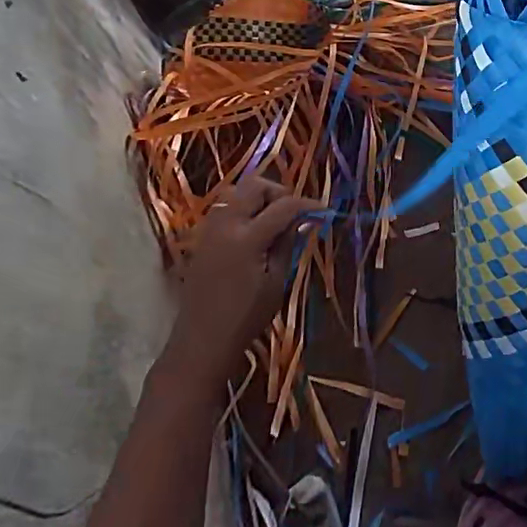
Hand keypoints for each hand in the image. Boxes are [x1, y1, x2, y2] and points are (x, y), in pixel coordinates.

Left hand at [161, 178, 313, 387]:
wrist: (202, 341)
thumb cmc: (245, 318)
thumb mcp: (276, 283)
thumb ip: (287, 245)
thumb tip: (301, 220)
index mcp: (246, 238)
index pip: (283, 206)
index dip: (307, 204)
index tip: (324, 210)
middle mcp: (225, 225)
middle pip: (254, 185)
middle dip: (278, 192)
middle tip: (294, 213)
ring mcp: (209, 230)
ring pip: (236, 192)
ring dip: (258, 198)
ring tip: (275, 221)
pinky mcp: (202, 238)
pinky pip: (225, 208)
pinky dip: (243, 209)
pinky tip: (255, 232)